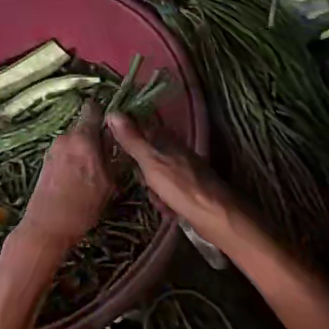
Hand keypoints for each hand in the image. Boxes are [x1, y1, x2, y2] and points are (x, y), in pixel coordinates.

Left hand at [17, 102, 115, 249]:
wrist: (46, 227)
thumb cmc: (82, 206)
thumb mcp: (108, 183)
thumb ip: (113, 156)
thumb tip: (119, 140)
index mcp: (82, 138)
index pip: (93, 109)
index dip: (105, 113)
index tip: (115, 123)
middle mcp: (65, 137)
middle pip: (85, 126)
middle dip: (97, 136)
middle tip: (110, 153)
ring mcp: (53, 148)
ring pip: (75, 141)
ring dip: (85, 149)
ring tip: (96, 169)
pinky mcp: (46, 161)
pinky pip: (66, 152)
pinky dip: (75, 158)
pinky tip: (81, 176)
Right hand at [106, 112, 246, 237]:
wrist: (215, 216)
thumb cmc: (181, 186)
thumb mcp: (151, 162)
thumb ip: (132, 140)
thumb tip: (113, 112)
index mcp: (167, 140)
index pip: (141, 130)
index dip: (127, 139)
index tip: (116, 151)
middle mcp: (176, 152)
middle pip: (147, 157)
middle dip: (141, 174)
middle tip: (145, 184)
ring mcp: (184, 170)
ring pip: (156, 178)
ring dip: (154, 191)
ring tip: (160, 200)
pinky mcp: (189, 189)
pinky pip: (167, 193)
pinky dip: (165, 202)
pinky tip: (169, 210)